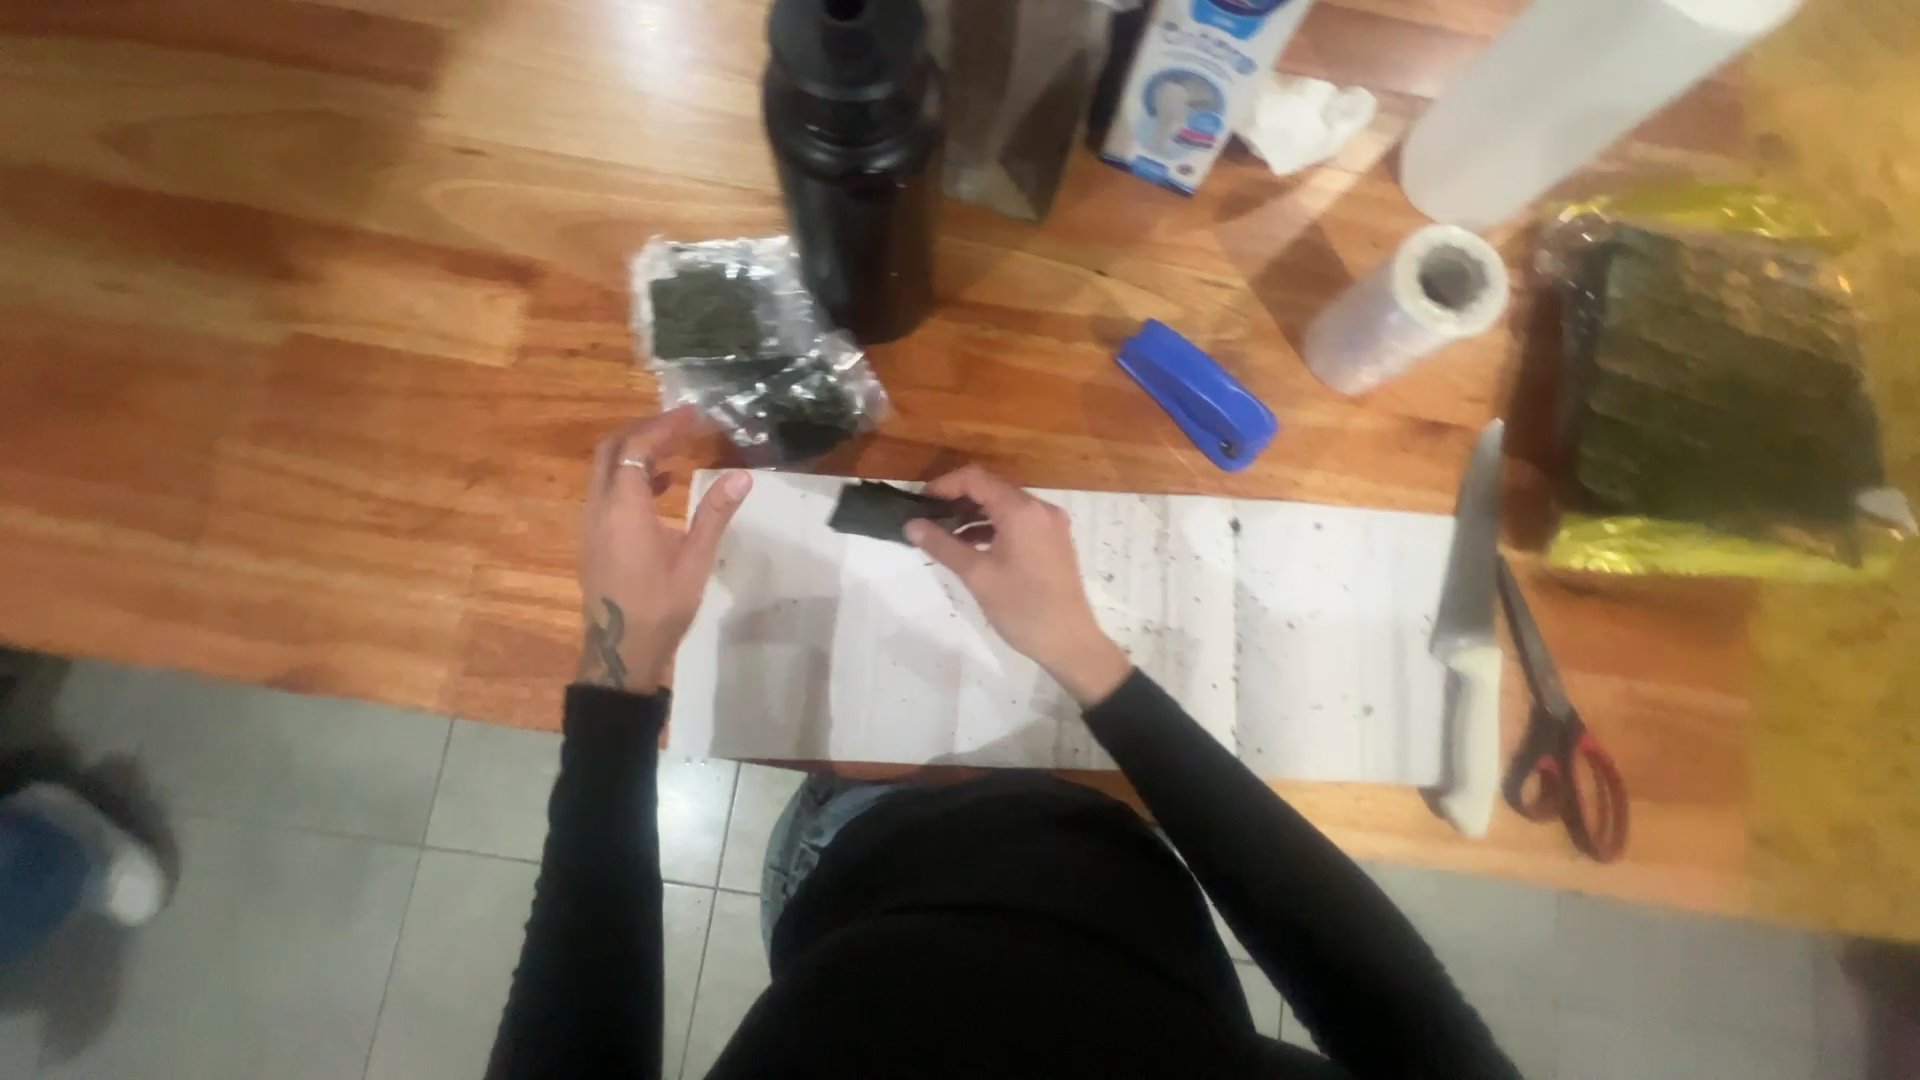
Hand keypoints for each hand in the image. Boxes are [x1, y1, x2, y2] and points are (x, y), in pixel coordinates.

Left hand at [577, 408, 751, 692]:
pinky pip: (606, 490)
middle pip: (612, 450)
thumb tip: (742, 475)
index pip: (638, 448)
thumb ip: (715, 513)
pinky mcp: (592, 538)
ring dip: (636, 450)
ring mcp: (590, 523)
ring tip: (675, 445)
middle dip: (645, 430)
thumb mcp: (695, 559)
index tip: (693, 413)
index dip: (665, 426)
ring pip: (606, 469)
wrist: (622, 651)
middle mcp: (598, 508)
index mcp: (623, 509)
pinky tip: (660, 484)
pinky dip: (630, 475)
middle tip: (681, 423)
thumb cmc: (662, 605)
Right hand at [906, 466, 1130, 706]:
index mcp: (1021, 510)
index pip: (976, 479)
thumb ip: (942, 545)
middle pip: (992, 489)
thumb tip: (911, 525)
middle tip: (929, 519)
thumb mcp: (977, 575)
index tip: (920, 502)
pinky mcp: (1054, 541)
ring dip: (975, 515)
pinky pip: (1019, 522)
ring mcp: (1051, 524)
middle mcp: (1040, 508)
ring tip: (946, 535)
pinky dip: (994, 527)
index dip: (944, 485)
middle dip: (958, 500)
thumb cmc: (1022, 607)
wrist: (1069, 641)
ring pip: (1005, 506)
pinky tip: (973, 546)